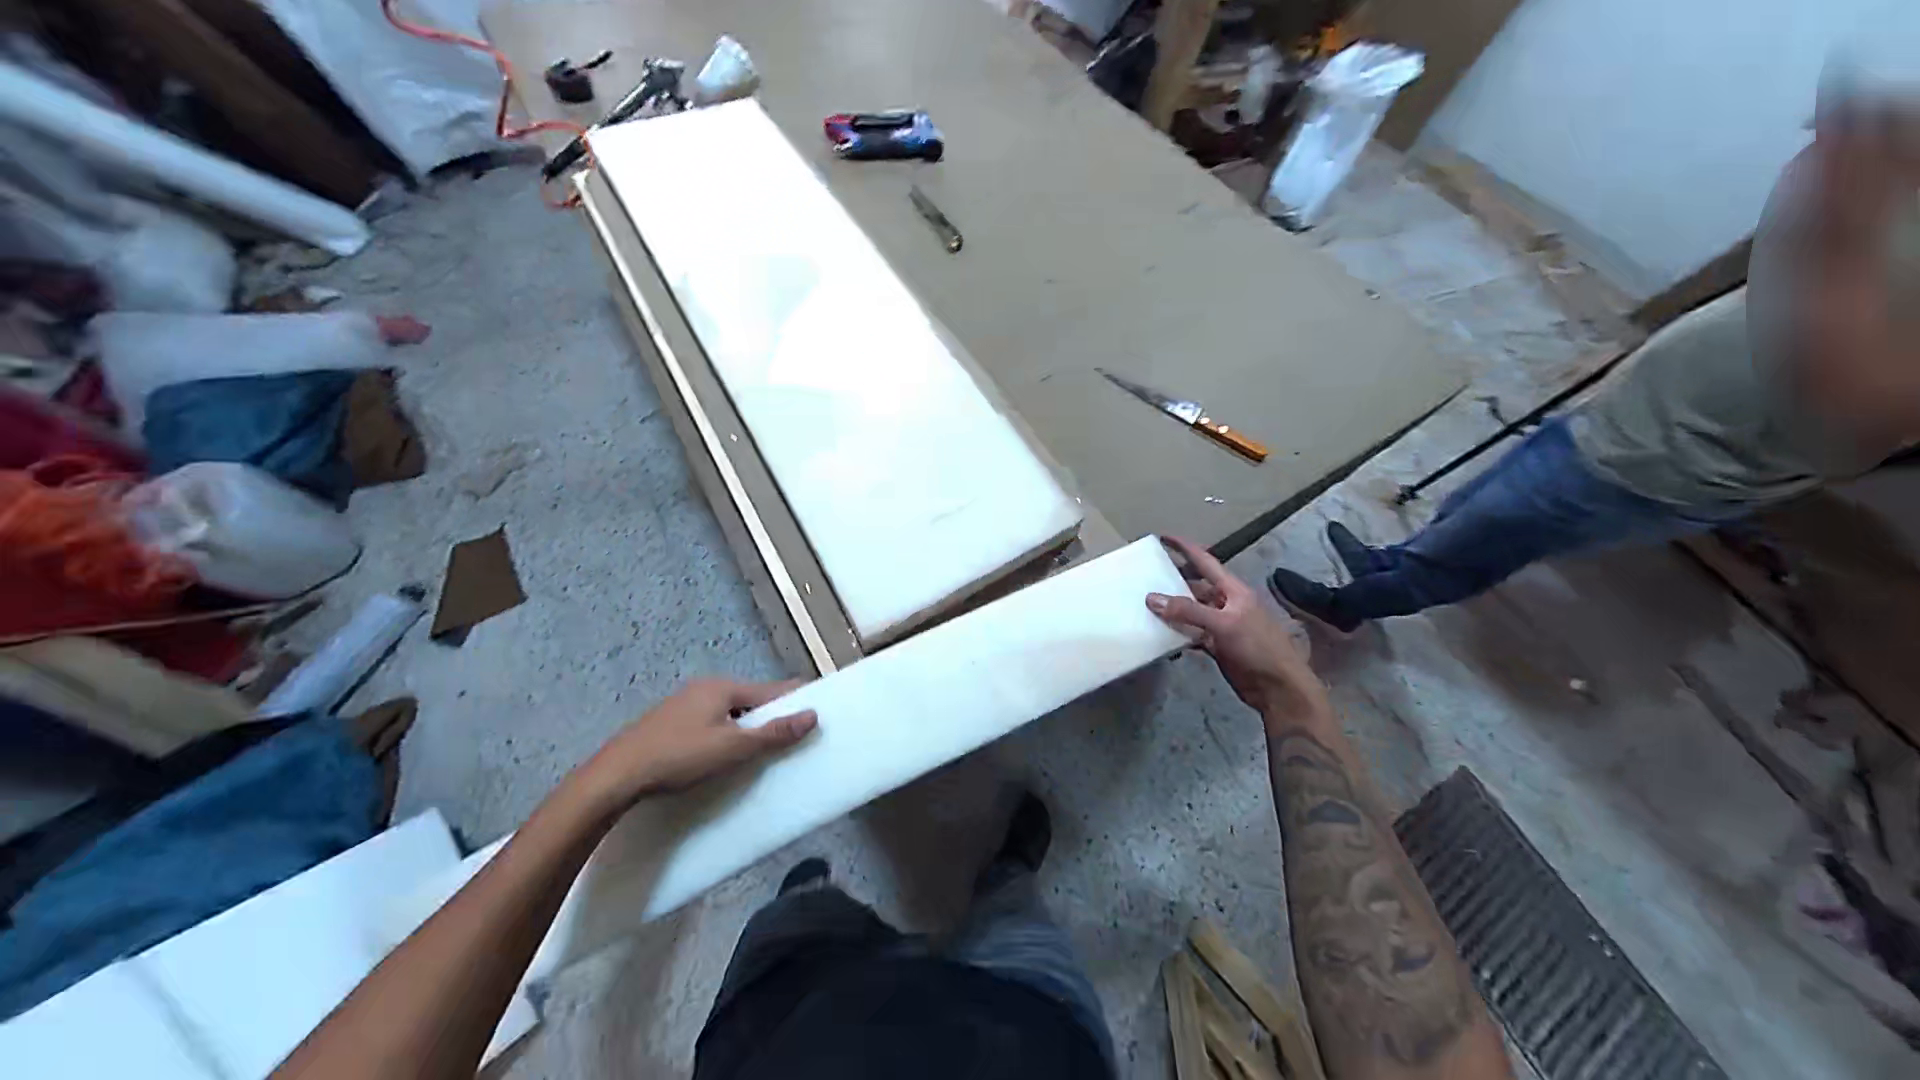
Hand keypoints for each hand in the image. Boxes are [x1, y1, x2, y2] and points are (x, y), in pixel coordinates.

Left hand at [576, 679, 817, 808]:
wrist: (616, 777)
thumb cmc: (679, 757)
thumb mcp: (733, 748)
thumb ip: (774, 732)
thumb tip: (812, 714)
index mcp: (722, 687)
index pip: (772, 690)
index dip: (795, 700)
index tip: (817, 711)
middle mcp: (704, 688)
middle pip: (751, 700)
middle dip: (771, 715)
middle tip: (791, 737)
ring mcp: (683, 705)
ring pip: (729, 712)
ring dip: (747, 727)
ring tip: (762, 750)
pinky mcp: (669, 724)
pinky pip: (711, 722)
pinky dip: (726, 734)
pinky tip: (724, 754)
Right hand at [1146, 536, 1330, 724]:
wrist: (1279, 688)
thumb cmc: (1257, 648)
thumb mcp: (1223, 624)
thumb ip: (1188, 611)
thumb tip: (1152, 598)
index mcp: (1233, 590)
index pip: (1206, 562)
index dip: (1186, 548)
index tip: (1163, 536)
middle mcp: (1226, 603)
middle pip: (1194, 587)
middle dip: (1172, 580)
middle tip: (1144, 575)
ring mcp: (1221, 625)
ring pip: (1190, 611)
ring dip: (1171, 609)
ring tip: (1143, 604)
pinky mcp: (1216, 645)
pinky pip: (1190, 633)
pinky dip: (1176, 632)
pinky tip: (1158, 633)